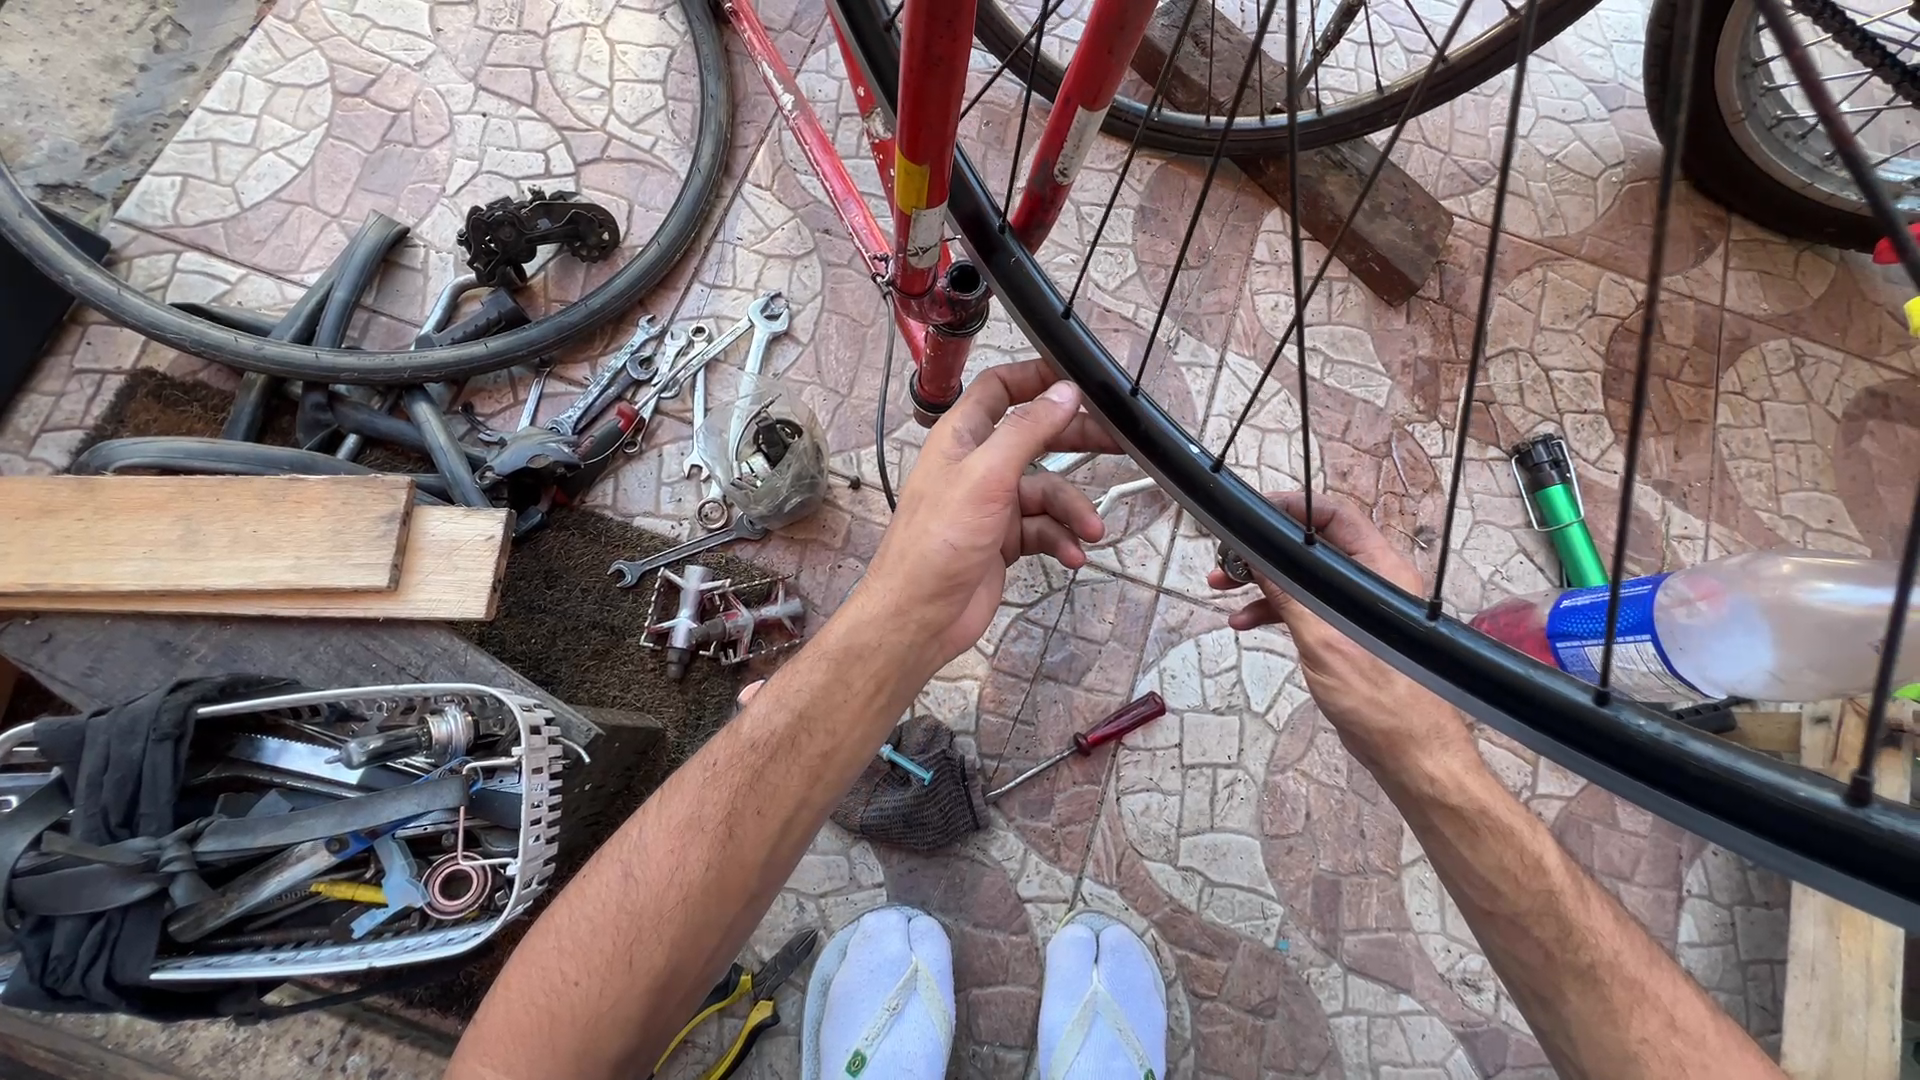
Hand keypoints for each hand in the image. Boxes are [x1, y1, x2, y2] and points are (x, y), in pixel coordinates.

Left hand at [858, 359, 1119, 676]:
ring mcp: (990, 504)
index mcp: (962, 437)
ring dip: (1072, 511)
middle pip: (1035, 438)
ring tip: (1092, 531)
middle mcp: (977, 465)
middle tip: (1119, 444)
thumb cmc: (940, 540)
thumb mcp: (987, 475)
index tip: (1079, 379)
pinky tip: (1072, 556)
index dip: (1036, 378)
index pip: (999, 389)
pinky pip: (1042, 530)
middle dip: (1076, 441)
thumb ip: (1027, 430)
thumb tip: (1064, 391)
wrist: (920, 615)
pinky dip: (1060, 540)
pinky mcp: (1002, 540)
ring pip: (1045, 492)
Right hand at [1206, 492, 1475, 776]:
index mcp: (1380, 571)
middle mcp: (1371, 581)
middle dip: (1265, 549)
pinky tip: (1244, 622)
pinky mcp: (1345, 632)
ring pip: (1302, 577)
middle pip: (1312, 545)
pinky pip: (1304, 606)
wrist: (1410, 753)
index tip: (1251, 511)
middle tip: (1225, 556)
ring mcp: (1357, 608)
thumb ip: (1289, 595)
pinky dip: (1273, 609)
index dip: (1292, 507)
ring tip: (1220, 586)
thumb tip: (1257, 555)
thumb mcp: (1324, 641)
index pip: (1335, 517)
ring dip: (1261, 580)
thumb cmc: (1380, 697)